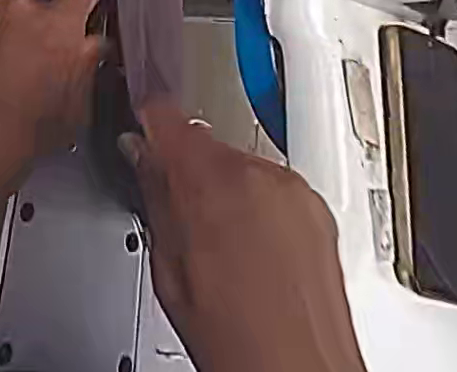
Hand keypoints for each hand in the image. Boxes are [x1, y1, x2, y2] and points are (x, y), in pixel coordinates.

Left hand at [0, 0, 104, 223]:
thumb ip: (88, 64)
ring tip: (10, 68)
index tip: (82, 22)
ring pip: (17, 10)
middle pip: (47, 3)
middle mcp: (23, 7)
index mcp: (58, 26)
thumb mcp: (74, 110)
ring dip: (19, 29)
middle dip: (48, 27)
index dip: (85, 1)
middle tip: (43, 63)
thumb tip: (93, 42)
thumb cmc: (21, 138)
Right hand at [123, 100, 367, 371]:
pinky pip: (273, 181)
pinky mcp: (315, 202)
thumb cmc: (239, 343)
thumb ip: (154, 197)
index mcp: (210, 183)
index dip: (150, 112)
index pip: (168, 117)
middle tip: (183, 213)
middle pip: (206, 142)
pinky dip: (260, 200)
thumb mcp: (170, 272)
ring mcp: (290, 186)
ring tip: (226, 244)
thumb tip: (140, 155)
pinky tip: (257, 247)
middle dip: (189, 167)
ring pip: (240, 161)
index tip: (143, 116)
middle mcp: (255, 173)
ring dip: (226, 185)